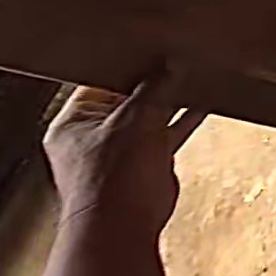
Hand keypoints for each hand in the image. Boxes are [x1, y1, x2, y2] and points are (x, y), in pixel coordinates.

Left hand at [43, 64, 206, 242]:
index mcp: (72, 121)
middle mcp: (92, 134)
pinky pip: (165, 132)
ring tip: (193, 75)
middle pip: (126, 96)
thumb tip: (171, 65)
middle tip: (175, 58)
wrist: (124, 228)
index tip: (152, 47)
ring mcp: (119, 149)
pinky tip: (202, 103)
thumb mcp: (135, 118)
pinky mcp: (144, 162)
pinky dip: (182, 119)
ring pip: (148, 114)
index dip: (127, 63)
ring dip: (170, 99)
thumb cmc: (112, 180)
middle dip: (152, 81)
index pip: (100, 80)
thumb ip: (155, 87)